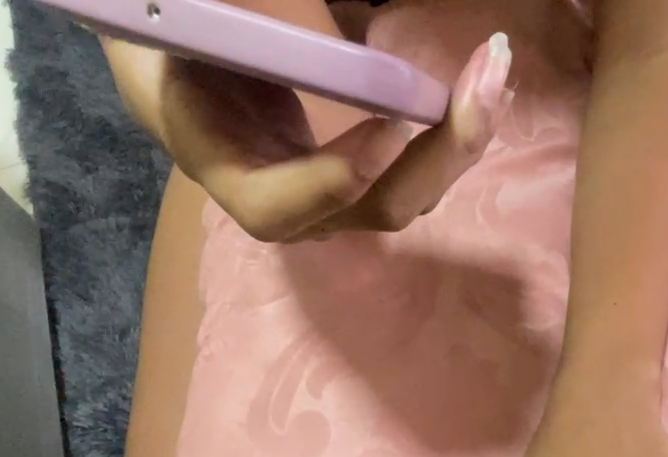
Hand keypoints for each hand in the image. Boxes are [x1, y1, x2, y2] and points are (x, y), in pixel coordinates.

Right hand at [104, 32, 511, 241]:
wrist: (184, 81)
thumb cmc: (172, 50)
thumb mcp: (181, 37)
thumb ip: (229, 35)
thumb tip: (294, 34)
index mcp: (225, 171)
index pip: (277, 210)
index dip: (333, 180)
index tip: (389, 126)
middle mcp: (289, 206)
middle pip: (375, 210)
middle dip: (437, 153)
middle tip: (485, 83)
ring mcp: (333, 202)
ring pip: (409, 196)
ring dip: (460, 141)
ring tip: (495, 71)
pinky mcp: (362, 184)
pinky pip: (418, 173)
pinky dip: (456, 135)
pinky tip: (487, 88)